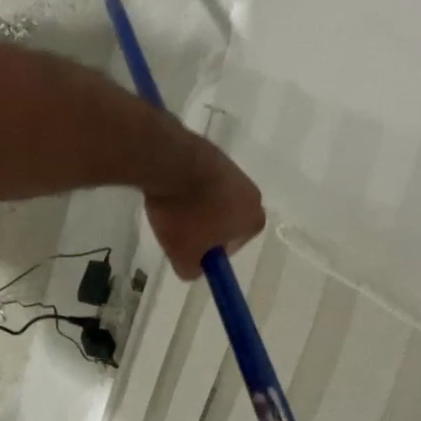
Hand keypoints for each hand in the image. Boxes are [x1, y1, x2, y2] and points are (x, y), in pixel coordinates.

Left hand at [144, 138, 263, 279]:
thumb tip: (194, 267)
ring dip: (193, 204)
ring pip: (210, 196)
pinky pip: (197, 177)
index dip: (209, 250)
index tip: (188, 247)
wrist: (169, 160)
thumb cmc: (185, 214)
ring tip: (169, 206)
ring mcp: (230, 167)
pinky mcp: (210, 151)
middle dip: (203, 225)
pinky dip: (185, 183)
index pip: (234, 244)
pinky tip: (167, 185)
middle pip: (224, 218)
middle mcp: (249, 191)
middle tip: (177, 229)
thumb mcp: (184, 257)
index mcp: (253, 218)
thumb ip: (193, 270)